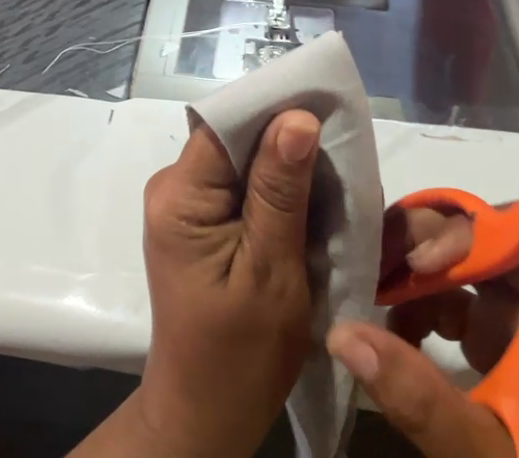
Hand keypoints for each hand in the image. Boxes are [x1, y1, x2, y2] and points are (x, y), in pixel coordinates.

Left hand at [70, 110, 322, 457]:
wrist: (209, 410)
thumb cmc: (242, 351)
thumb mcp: (271, 269)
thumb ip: (281, 191)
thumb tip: (297, 116)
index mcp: (179, 195)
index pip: (227, 126)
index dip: (275, 111)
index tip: (329, 108)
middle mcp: (173, 187)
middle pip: (235, 140)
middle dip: (288, 142)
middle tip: (345, 152)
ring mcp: (186, 205)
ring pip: (243, 162)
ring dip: (288, 169)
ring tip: (336, 180)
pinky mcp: (201, 222)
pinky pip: (242, 188)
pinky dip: (278, 193)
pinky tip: (312, 206)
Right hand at [331, 210, 518, 457]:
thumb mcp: (486, 456)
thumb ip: (421, 400)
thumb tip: (341, 333)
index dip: (467, 237)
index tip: (410, 259)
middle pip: (490, 250)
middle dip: (428, 248)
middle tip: (371, 262)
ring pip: (469, 274)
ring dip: (416, 276)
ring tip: (369, 294)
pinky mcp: (507, 358)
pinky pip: (460, 309)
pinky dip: (420, 309)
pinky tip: (391, 335)